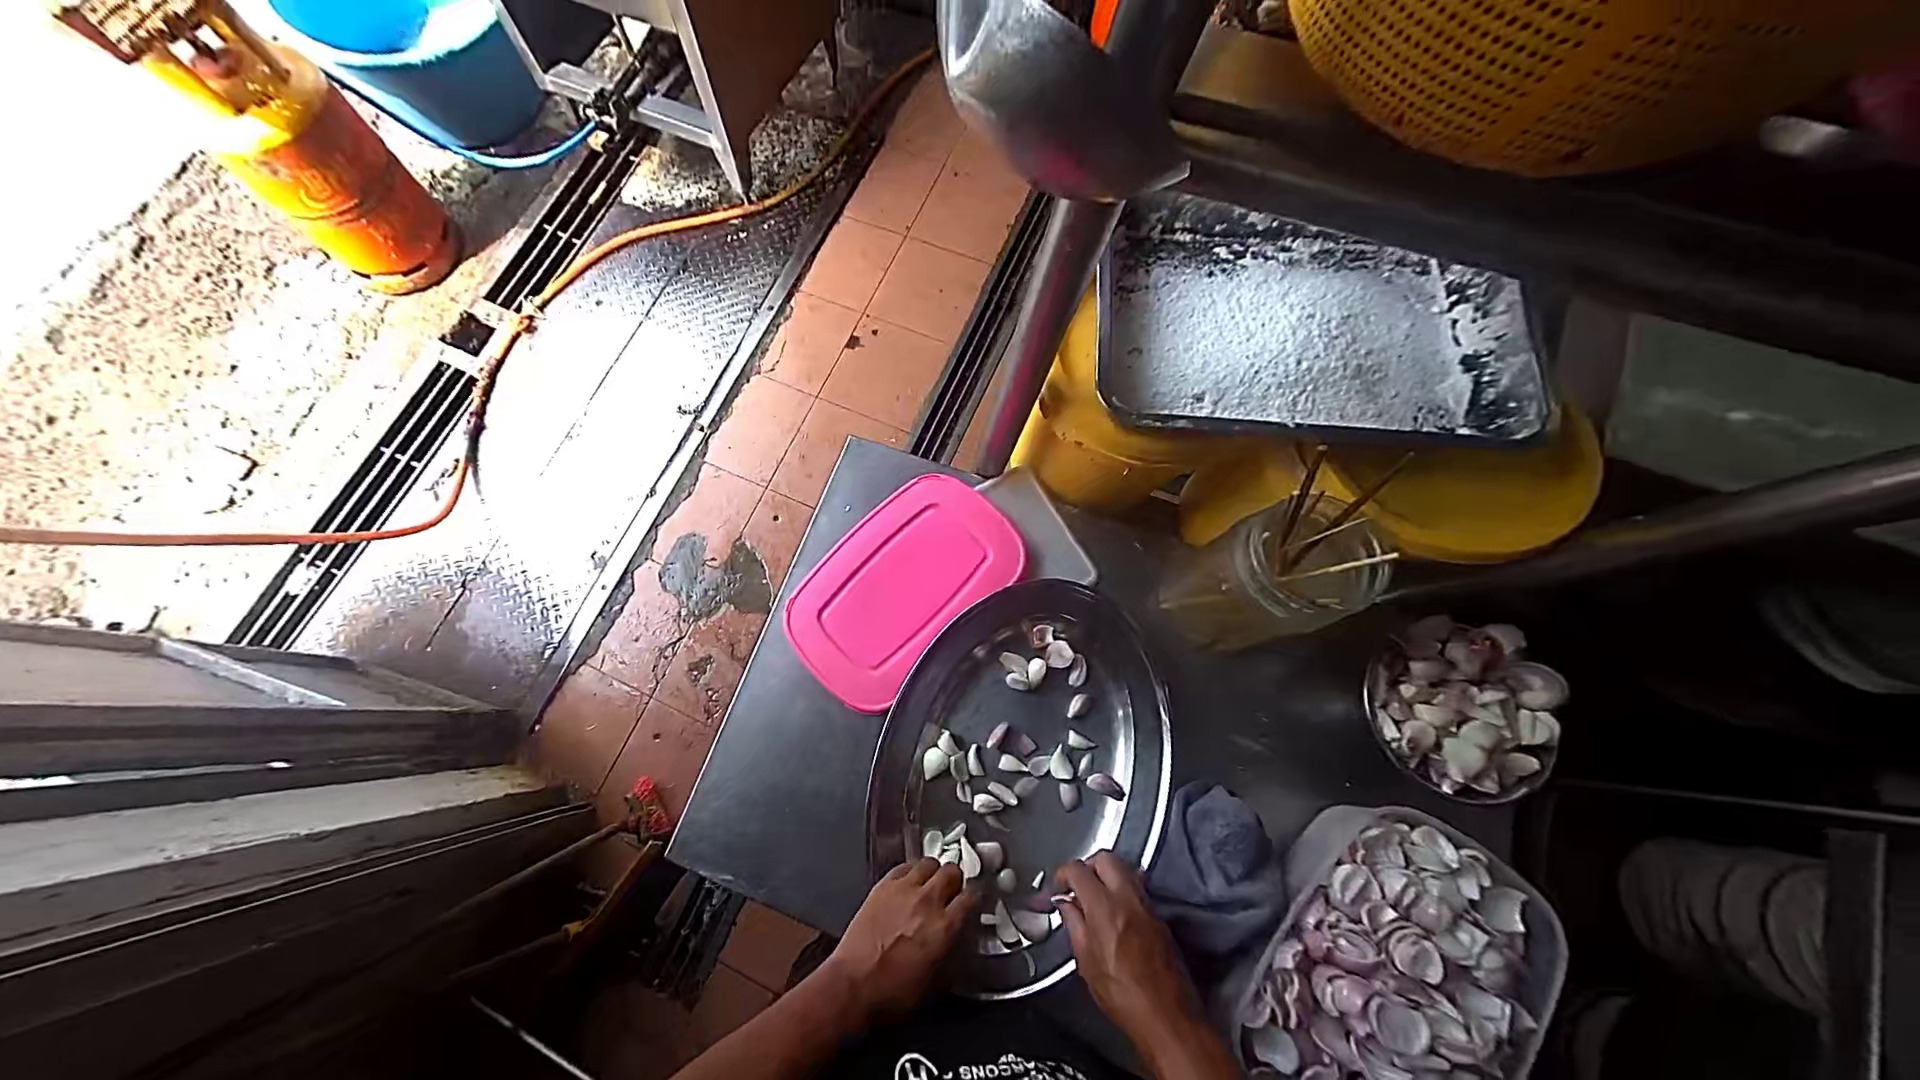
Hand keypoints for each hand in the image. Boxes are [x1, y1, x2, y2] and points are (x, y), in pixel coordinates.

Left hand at [820, 858, 974, 1024]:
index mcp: (945, 927)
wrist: (853, 988)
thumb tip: (958, 942)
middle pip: (952, 871)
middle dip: (955, 881)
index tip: (970, 905)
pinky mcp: (883, 886)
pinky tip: (908, 884)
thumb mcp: (937, 983)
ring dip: (933, 873)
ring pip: (929, 863)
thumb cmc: (892, 994)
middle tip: (951, 892)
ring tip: (930, 884)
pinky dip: (910, 872)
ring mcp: (904, 890)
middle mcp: (928, 902)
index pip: (971, 898)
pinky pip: (904, 867)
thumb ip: (954, 954)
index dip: (972, 901)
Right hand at [1055, 853, 1236, 1079]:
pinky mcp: (1159, 918)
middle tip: (1077, 883)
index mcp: (1104, 909)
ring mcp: (1147, 907)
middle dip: (1087, 865)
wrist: (1166, 1018)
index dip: (1063, 874)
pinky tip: (1115, 910)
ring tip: (1095, 895)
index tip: (1059, 885)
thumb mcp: (1086, 962)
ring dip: (1107, 874)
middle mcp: (1128, 900)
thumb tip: (1066, 906)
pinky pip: (1138, 889)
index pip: (1078, 870)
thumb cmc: (1126, 998)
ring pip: (1125, 870)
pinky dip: (1123, 890)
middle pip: (1105, 858)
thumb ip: (1074, 924)